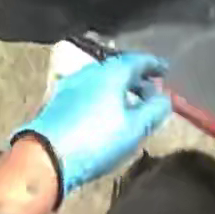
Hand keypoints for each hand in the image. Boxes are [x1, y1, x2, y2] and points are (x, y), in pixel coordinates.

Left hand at [12, 53, 171, 202]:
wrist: (48, 153)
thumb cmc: (97, 140)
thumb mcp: (133, 129)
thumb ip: (153, 111)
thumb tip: (165, 97)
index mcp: (111, 72)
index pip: (137, 60)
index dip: (153, 64)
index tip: (166, 69)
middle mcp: (91, 70)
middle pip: (119, 67)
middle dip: (138, 77)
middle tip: (153, 90)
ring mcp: (73, 81)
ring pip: (104, 77)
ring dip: (121, 86)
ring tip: (133, 104)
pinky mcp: (61, 96)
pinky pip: (91, 87)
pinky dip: (105, 93)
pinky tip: (108, 110)